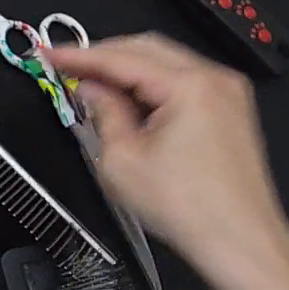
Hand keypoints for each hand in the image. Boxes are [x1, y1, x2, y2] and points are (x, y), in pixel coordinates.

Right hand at [47, 34, 288, 278]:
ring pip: (164, 61)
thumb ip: (103, 113)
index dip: (78, 55)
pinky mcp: (228, 111)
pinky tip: (124, 99)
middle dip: (101, 55)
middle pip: (146, 48)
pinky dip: (147, 83)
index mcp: (189, 87)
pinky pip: (180, 80)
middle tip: (66, 66)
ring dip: (124, 68)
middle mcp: (215, 81)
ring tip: (90, 85)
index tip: (50, 54)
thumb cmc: (188, 207)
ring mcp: (227, 94)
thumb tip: (92, 91)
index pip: (120, 58)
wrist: (238, 240)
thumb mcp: (121, 160)